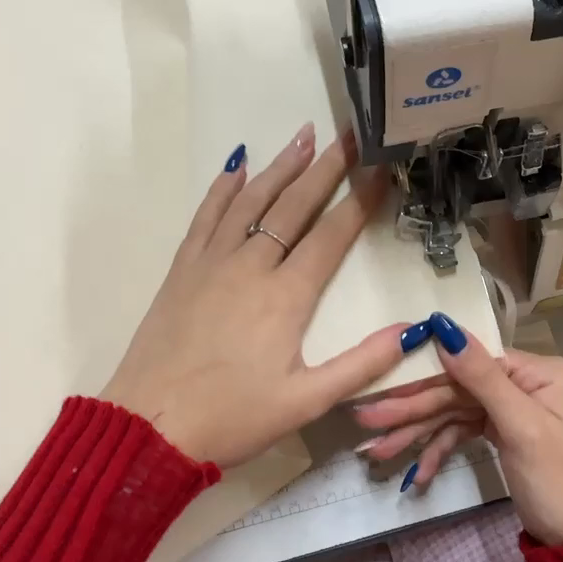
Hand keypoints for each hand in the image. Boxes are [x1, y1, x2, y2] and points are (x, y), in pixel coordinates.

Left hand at [100, 124, 413, 467]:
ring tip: (304, 136)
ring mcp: (211, 264)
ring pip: (250, 202)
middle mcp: (250, 268)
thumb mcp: (307, 402)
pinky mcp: (182, 271)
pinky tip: (236, 166)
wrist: (148, 429)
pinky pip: (205, 217)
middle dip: (326, 167)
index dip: (359, 199)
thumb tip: (414, 330)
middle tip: (349, 132)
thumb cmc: (233, 418)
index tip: (381, 167)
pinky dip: (222, 189)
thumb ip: (362, 365)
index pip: (331, 235)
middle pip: (294, 205)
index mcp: (286, 297)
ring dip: (279, 166)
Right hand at [359, 325, 562, 544]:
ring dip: (417, 433)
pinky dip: (439, 449)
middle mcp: (523, 382)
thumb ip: (482, 377)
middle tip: (368, 421)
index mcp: (537, 371)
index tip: (384, 385)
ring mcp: (510, 408)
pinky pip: (461, 432)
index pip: (470, 362)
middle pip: (457, 388)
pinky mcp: (500, 432)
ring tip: (377, 453)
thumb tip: (444, 328)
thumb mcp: (521, 426)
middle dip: (413, 409)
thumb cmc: (557, 478)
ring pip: (453, 412)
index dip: (427, 375)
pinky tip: (417, 473)